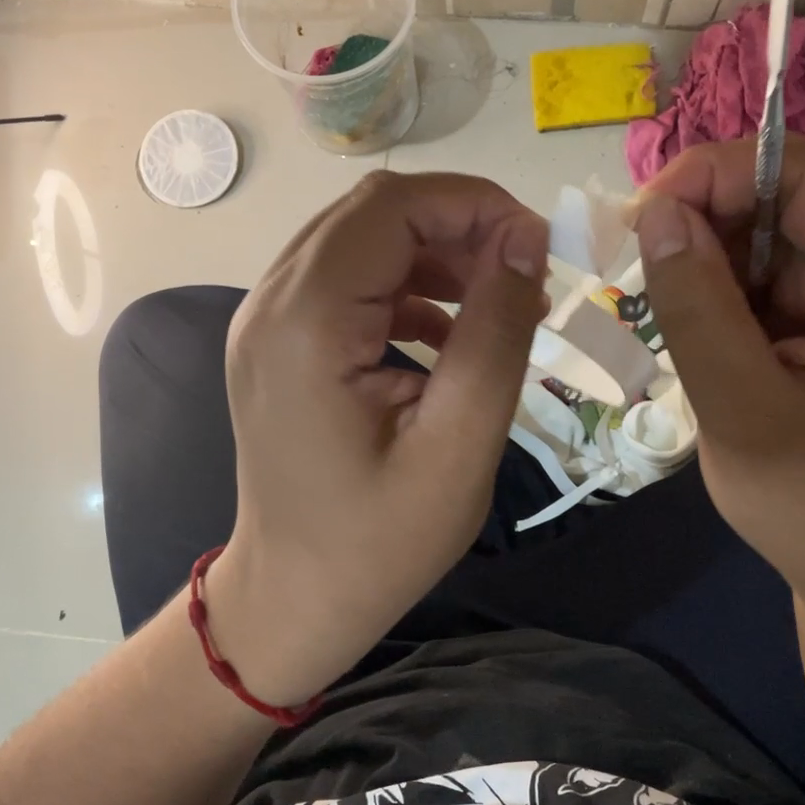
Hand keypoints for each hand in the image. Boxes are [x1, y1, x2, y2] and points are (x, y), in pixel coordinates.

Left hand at [207, 171, 548, 705]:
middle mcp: (270, 303)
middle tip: (525, 273)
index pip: (391, 208)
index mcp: (306, 324)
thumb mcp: (458, 445)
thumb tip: (525, 244)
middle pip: (372, 213)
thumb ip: (496, 335)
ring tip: (498, 300)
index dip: (474, 205)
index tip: (539, 249)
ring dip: (435, 253)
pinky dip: (405, 285)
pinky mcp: (278, 341)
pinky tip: (446, 331)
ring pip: (360, 240)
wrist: (293, 599)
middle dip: (458, 224)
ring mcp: (265, 320)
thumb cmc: (378, 543)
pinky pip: (347, 281)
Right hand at [635, 137, 804, 576]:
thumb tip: (655, 212)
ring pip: (772, 231)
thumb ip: (696, 308)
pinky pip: (774, 269)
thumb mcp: (742, 412)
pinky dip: (724, 289)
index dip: (712, 177)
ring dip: (710, 261)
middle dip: (705, 223)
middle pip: (788, 197)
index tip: (637, 221)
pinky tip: (705, 333)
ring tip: (670, 314)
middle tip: (638, 271)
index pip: (804, 178)